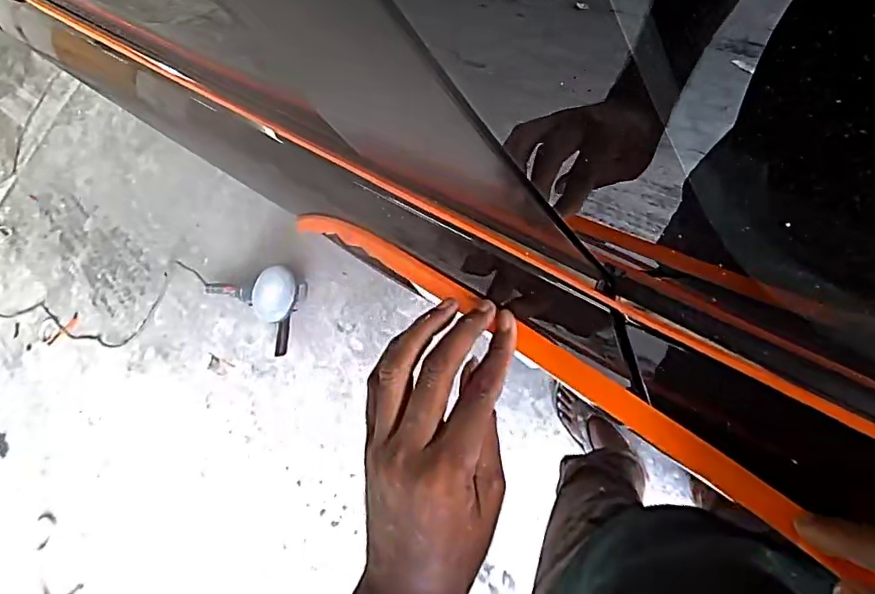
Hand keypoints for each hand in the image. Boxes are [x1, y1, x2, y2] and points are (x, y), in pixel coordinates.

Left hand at [358, 300, 518, 593]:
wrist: (404, 586)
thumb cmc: (449, 554)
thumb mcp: (489, 500)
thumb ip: (488, 433)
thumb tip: (484, 376)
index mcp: (445, 471)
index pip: (477, 394)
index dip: (497, 353)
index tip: (507, 329)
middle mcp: (407, 450)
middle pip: (434, 370)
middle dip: (463, 331)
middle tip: (482, 313)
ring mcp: (380, 443)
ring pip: (395, 366)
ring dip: (421, 328)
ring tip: (445, 308)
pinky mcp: (367, 440)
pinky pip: (376, 383)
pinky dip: (396, 353)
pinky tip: (413, 337)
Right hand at [503, 98, 664, 214]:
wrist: (635, 106)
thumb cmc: (634, 137)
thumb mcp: (631, 165)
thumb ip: (599, 179)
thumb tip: (565, 194)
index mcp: (606, 136)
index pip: (583, 170)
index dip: (570, 196)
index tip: (558, 216)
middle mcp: (578, 123)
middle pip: (549, 151)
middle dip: (534, 181)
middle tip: (526, 205)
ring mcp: (559, 118)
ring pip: (526, 136)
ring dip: (513, 165)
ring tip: (508, 188)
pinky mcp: (548, 119)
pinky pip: (523, 134)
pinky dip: (512, 153)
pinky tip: (508, 171)